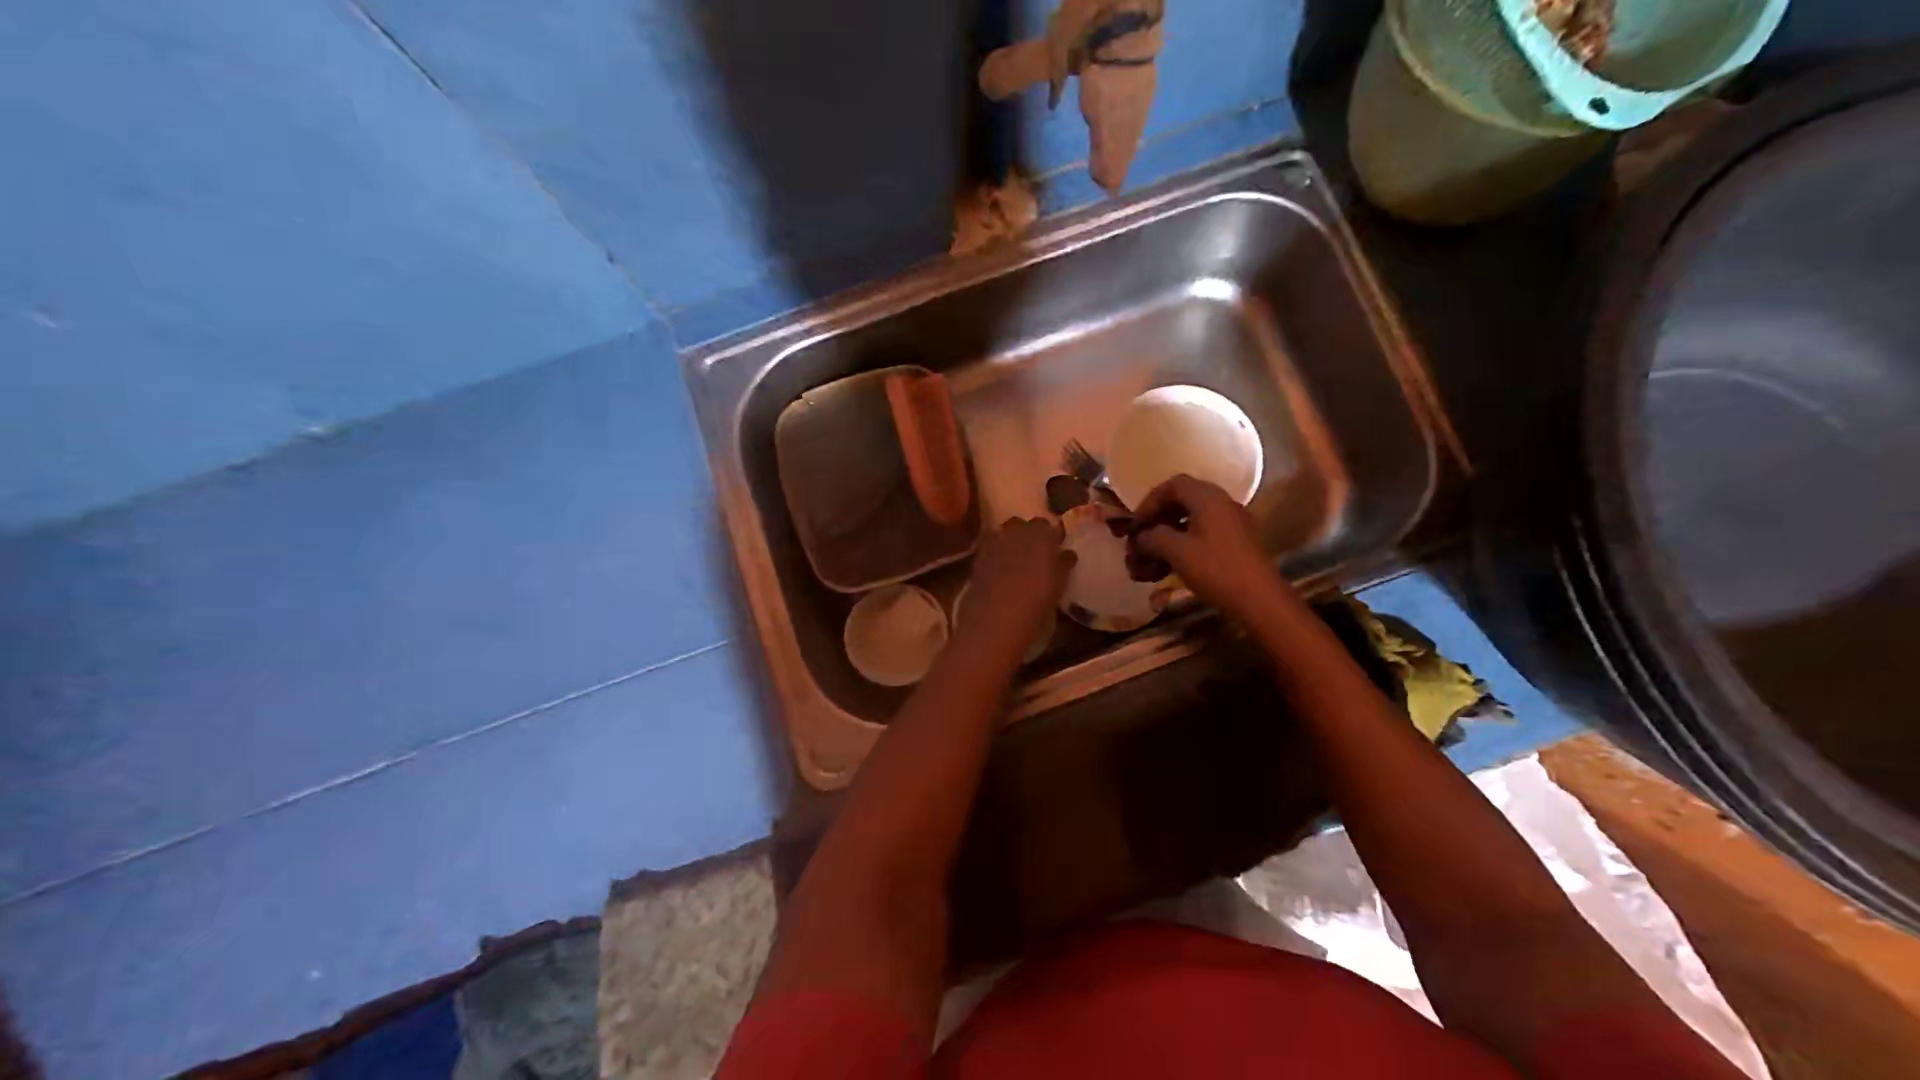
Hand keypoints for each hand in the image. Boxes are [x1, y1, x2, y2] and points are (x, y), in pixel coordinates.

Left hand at [960, 517, 1073, 659]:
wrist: (993, 622)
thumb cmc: (1034, 608)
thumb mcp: (1057, 588)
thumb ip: (1063, 566)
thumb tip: (1067, 553)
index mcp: (1044, 538)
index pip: (1052, 527)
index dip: (1054, 536)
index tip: (1058, 546)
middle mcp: (1019, 533)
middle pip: (1028, 524)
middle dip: (1034, 532)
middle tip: (1038, 550)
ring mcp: (997, 541)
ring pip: (1008, 529)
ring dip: (1015, 536)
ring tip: (1018, 554)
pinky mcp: (979, 554)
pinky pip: (992, 541)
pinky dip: (998, 546)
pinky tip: (1000, 561)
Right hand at [1129, 474, 1292, 626]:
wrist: (1260, 601)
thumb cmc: (1216, 570)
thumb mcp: (1177, 552)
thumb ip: (1153, 537)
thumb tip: (1141, 536)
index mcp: (1208, 498)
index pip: (1172, 485)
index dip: (1149, 502)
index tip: (1135, 525)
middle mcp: (1220, 506)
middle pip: (1179, 505)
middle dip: (1154, 526)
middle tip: (1137, 545)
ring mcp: (1229, 527)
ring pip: (1187, 526)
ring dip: (1162, 543)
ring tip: (1144, 568)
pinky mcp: (1233, 547)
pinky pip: (1199, 540)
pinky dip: (1178, 552)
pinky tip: (1163, 573)